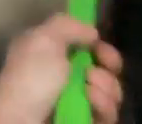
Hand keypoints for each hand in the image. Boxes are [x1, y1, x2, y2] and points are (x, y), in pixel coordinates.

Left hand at [0, 15, 123, 123]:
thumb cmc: (31, 78)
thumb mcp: (43, 39)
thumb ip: (67, 26)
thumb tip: (92, 32)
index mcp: (47, 50)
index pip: (80, 42)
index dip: (96, 43)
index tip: (101, 45)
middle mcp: (63, 73)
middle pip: (101, 66)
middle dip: (108, 66)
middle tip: (98, 70)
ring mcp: (76, 99)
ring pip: (109, 90)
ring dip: (106, 86)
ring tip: (90, 89)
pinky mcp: (85, 120)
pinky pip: (107, 113)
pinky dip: (104, 105)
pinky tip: (92, 102)